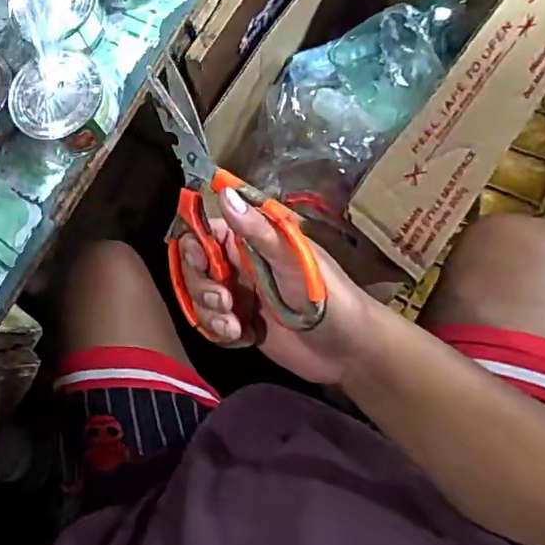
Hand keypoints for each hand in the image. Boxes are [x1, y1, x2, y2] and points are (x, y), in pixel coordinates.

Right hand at [177, 188, 394, 385]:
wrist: (350, 351)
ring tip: (235, 326)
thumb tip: (225, 193)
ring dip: (210, 314)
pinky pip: (212, 325)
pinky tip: (243, 338)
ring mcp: (239, 295)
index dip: (194, 245)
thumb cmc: (327, 295)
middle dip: (201, 287)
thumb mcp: (292, 260)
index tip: (200, 261)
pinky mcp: (241, 324)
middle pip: (194, 268)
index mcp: (252, 240)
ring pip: (200, 299)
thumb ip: (256, 230)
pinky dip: (220, 333)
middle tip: (224, 301)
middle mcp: (240, 265)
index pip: (206, 232)